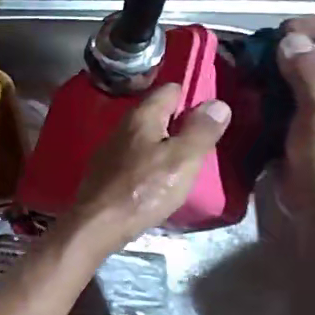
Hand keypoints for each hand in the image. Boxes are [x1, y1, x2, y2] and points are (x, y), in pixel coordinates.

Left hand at [65, 83, 229, 257]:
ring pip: (145, 137)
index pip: (170, 90)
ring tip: (187, 161)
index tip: (212, 113)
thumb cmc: (143, 190)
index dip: (193, 95)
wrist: (97, 225)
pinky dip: (150, 162)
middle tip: (204, 140)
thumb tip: (217, 103)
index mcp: (141, 116)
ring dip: (165, 144)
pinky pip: (134, 157)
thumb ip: (200, 131)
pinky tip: (160, 179)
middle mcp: (122, 127)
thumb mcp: (182, 159)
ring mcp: (110, 149)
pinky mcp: (105, 172)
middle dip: (180, 122)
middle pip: (157, 113)